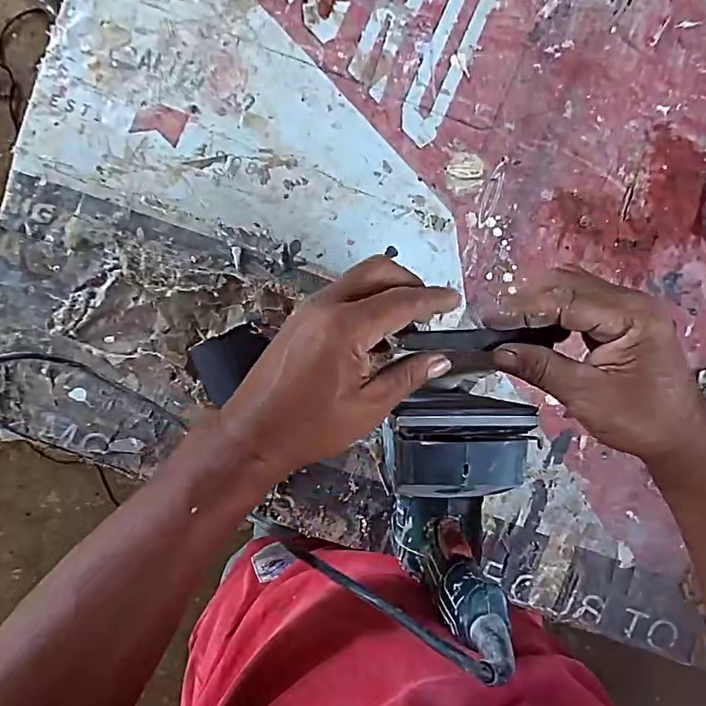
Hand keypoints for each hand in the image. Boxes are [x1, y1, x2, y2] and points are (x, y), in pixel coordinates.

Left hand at [215, 255, 457, 482]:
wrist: (253, 433)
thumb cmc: (304, 427)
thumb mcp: (368, 407)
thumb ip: (407, 376)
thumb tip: (437, 360)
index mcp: (344, 327)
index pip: (401, 300)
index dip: (433, 300)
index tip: (453, 301)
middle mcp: (323, 309)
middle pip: (376, 272)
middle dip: (409, 283)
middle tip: (430, 308)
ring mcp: (306, 312)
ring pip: (355, 281)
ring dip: (384, 291)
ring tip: (404, 326)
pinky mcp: (296, 322)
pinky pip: (337, 297)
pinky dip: (361, 303)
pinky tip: (372, 335)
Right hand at [482, 266, 705, 464]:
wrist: (680, 436)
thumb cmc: (641, 419)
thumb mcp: (584, 395)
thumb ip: (540, 367)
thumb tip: (498, 352)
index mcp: (631, 317)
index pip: (565, 300)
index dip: (523, 309)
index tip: (489, 322)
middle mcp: (631, 303)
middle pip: (568, 285)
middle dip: (527, 301)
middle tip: (492, 321)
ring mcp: (627, 309)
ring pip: (571, 289)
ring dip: (537, 303)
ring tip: (507, 323)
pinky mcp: (620, 321)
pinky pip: (579, 303)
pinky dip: (551, 311)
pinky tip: (532, 327)